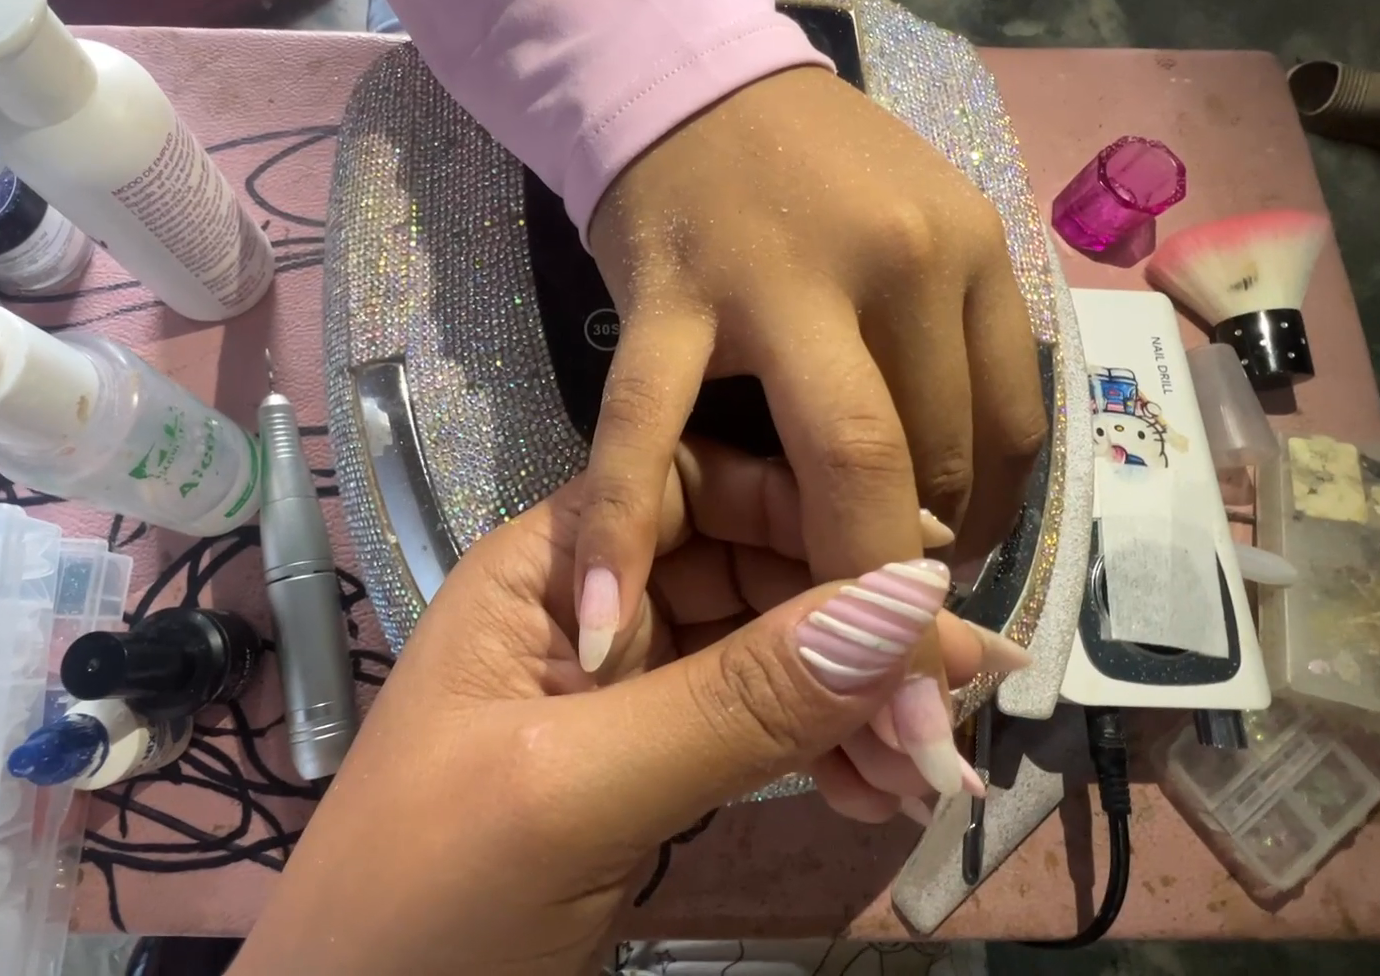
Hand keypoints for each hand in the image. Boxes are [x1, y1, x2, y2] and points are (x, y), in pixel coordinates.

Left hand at [232, 448, 1027, 975]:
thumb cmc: (430, 890)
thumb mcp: (577, 786)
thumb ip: (739, 698)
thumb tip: (907, 602)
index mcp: (546, 567)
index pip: (689, 488)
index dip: (797, 512)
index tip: (911, 574)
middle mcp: (587, 605)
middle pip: (740, 572)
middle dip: (842, 629)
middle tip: (949, 704)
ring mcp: (619, 684)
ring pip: (758, 652)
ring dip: (846, 699)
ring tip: (929, 768)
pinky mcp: (646, 755)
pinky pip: (751, 724)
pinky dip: (817, 749)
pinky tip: (873, 792)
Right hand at [574, 65, 1044, 674]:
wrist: (693, 95)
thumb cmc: (814, 176)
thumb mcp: (921, 233)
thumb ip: (949, 345)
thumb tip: (944, 494)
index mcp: (965, 250)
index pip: (1006, 425)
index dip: (979, 525)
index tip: (937, 576)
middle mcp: (890, 263)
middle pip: (925, 456)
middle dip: (906, 579)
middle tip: (884, 656)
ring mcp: (771, 286)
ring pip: (829, 454)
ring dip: (821, 567)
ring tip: (800, 636)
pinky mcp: (666, 307)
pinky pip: (646, 431)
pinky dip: (624, 525)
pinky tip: (606, 617)